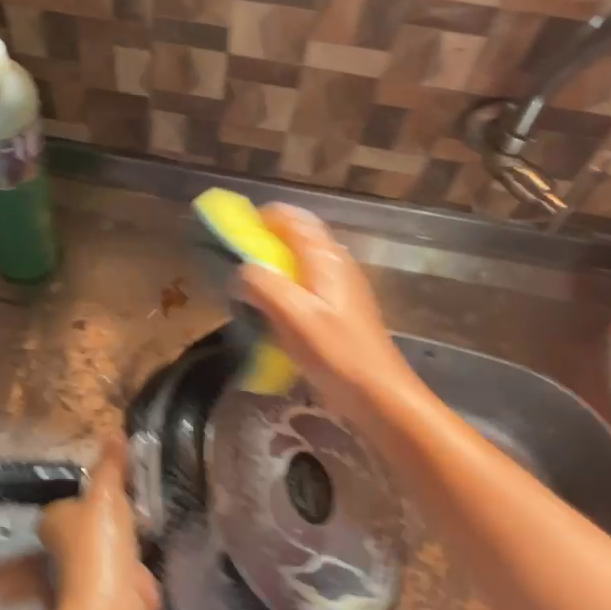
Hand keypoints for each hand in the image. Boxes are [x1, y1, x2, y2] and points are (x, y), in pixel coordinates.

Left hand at [38, 433, 159, 609]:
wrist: (115, 600)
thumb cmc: (99, 540)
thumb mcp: (106, 491)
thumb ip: (111, 462)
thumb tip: (115, 429)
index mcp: (54, 519)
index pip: (69, 495)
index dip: (90, 483)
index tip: (116, 470)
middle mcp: (67, 542)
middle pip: (91, 513)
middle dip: (112, 503)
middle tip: (141, 481)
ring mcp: (93, 563)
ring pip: (111, 533)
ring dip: (128, 524)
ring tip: (154, 499)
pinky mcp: (117, 578)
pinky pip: (130, 552)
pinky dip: (141, 544)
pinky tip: (159, 529)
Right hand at [235, 204, 420, 424]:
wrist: (378, 393)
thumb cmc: (334, 351)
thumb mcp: (291, 315)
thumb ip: (261, 284)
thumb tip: (239, 272)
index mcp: (323, 256)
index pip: (289, 216)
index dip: (258, 219)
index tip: (232, 237)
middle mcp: (335, 260)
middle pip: (296, 235)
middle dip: (264, 242)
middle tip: (238, 266)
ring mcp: (342, 283)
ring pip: (302, 260)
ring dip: (275, 266)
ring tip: (250, 289)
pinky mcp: (342, 306)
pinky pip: (308, 282)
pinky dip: (287, 286)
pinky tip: (276, 313)